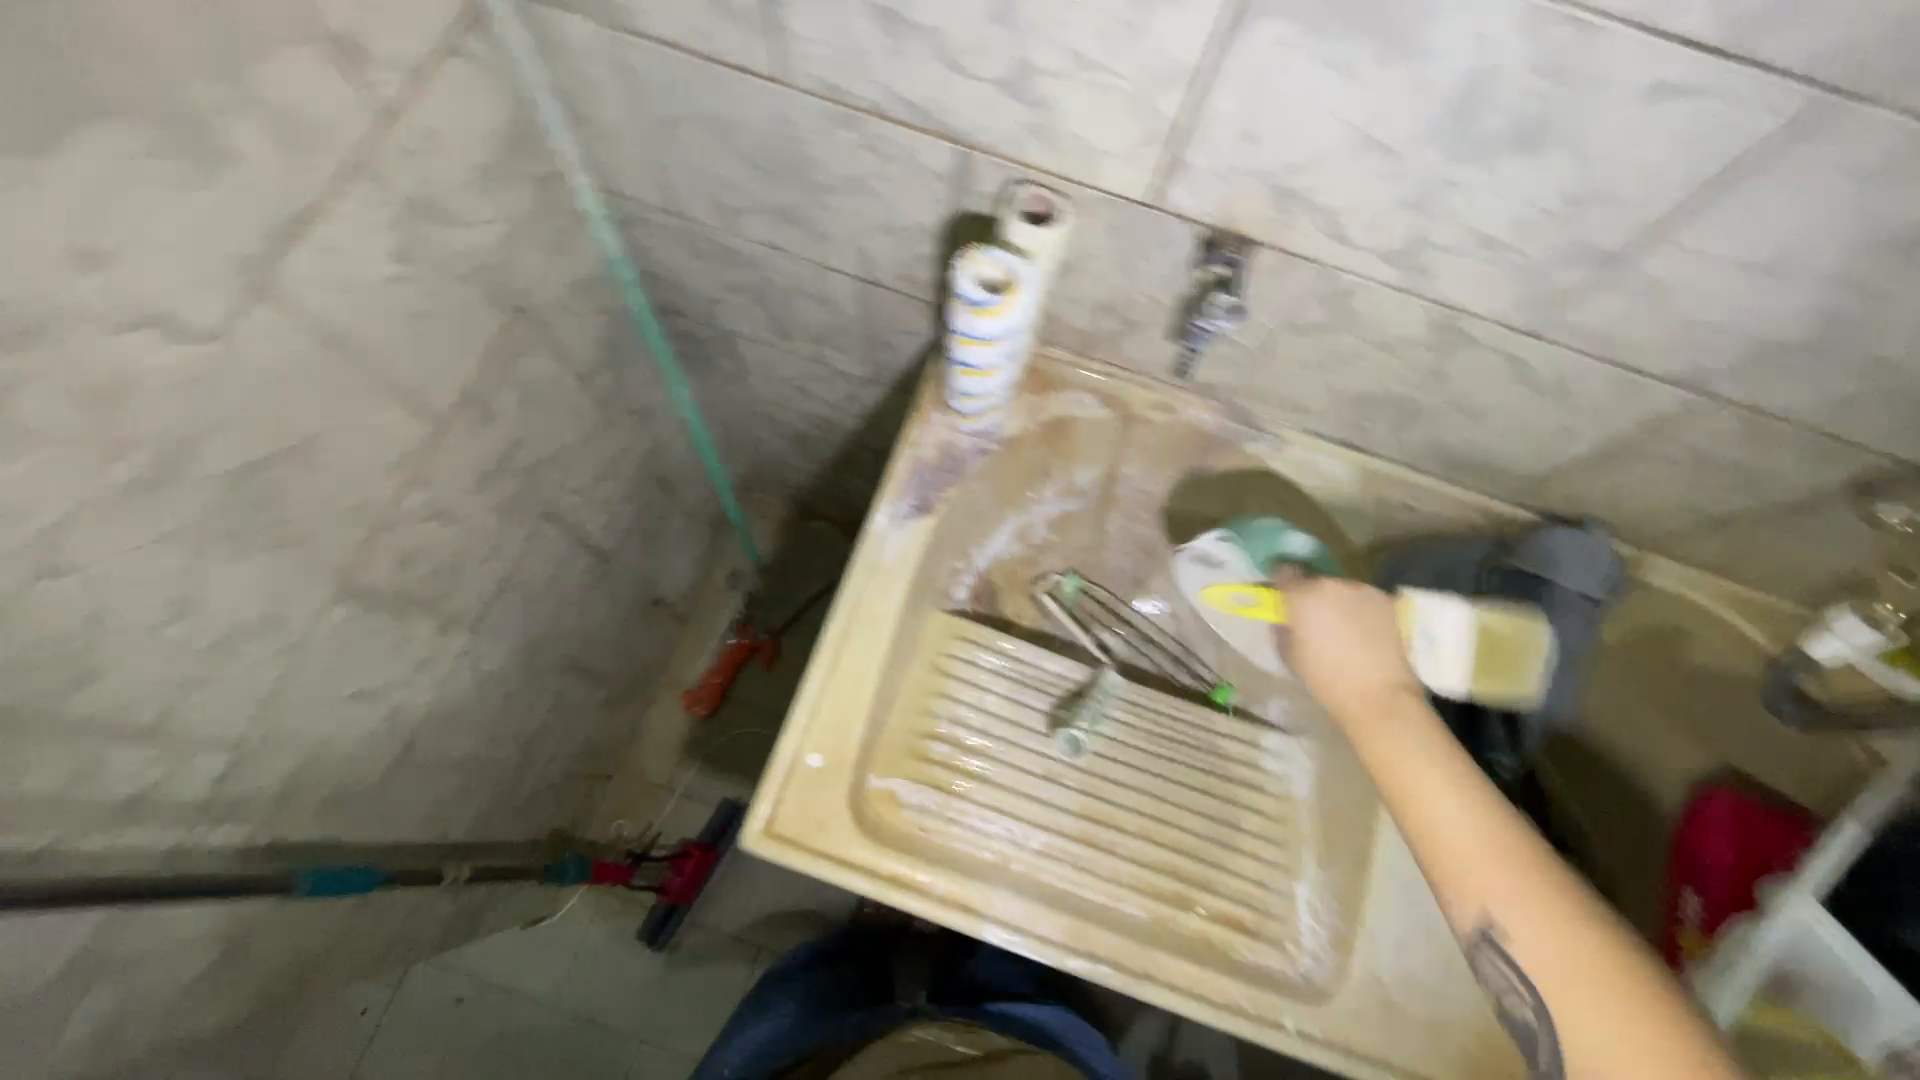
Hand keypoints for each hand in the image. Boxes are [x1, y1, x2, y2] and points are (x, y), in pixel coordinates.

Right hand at [1276, 573, 1422, 718]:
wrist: (1377, 693)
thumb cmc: (1323, 677)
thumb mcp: (1287, 653)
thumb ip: (1283, 626)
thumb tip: (1287, 617)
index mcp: (1302, 595)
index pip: (1285, 570)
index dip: (1282, 581)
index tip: (1283, 594)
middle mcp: (1332, 584)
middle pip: (1315, 580)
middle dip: (1312, 594)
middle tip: (1315, 618)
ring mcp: (1362, 589)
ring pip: (1341, 589)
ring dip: (1338, 601)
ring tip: (1343, 627)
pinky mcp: (1386, 600)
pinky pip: (1364, 598)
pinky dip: (1360, 609)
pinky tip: (1364, 631)